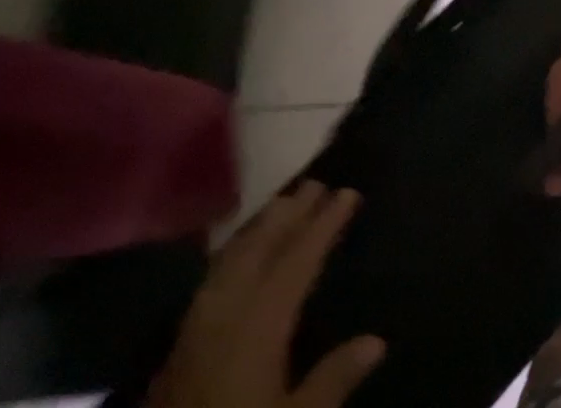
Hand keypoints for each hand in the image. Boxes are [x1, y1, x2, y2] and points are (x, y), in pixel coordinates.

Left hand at [148, 183, 384, 407]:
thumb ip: (333, 378)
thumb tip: (377, 341)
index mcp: (259, 325)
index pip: (297, 261)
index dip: (323, 225)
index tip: (346, 193)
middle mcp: (227, 312)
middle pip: (261, 250)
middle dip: (290, 214)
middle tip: (315, 183)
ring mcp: (199, 323)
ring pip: (232, 259)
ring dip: (259, 227)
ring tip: (280, 203)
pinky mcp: (182, 341)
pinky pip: (214, 276)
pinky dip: (232, 252)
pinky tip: (237, 252)